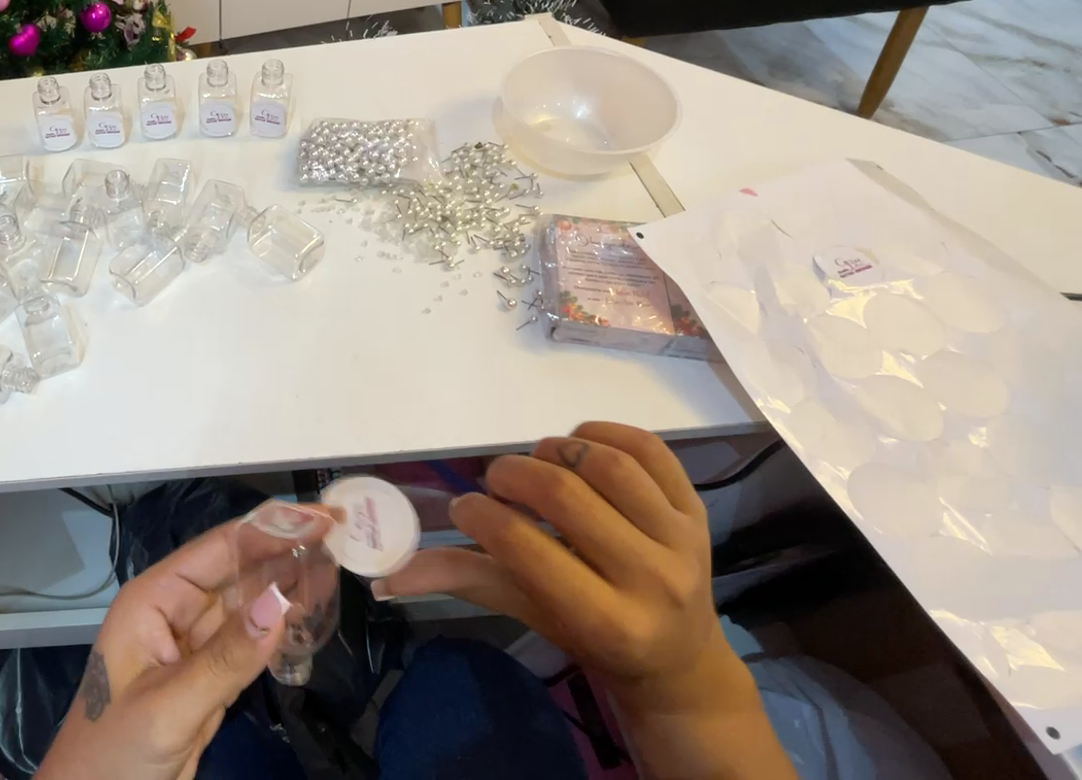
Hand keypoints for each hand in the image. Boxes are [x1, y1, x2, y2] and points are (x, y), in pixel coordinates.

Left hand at [36, 504, 331, 779]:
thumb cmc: (114, 750)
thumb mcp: (168, 706)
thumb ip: (225, 658)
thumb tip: (280, 602)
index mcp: (155, 598)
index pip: (219, 549)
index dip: (269, 529)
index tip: (318, 519)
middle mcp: (175, 609)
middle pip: (237, 570)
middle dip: (285, 553)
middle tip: (341, 541)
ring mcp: (192, 643)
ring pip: (247, 603)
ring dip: (286, 588)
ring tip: (335, 570)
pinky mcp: (208, 675)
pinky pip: (249, 641)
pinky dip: (278, 629)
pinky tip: (308, 617)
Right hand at [375, 422, 791, 779]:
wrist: (677, 653)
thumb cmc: (586, 632)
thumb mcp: (525, 611)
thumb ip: (461, 580)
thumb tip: (387, 575)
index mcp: (604, 619)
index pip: (525, 545)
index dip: (481, 515)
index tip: (465, 507)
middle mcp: (652, 580)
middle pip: (564, 495)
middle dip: (511, 476)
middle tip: (496, 482)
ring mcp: (682, 540)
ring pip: (607, 465)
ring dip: (555, 451)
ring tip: (536, 463)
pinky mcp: (697, 510)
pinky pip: (650, 450)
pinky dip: (603, 432)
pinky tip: (577, 445)